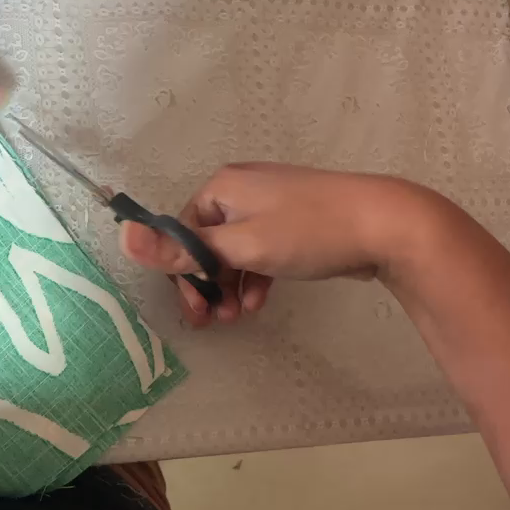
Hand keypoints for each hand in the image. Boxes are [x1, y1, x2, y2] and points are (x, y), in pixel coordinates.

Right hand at [120, 163, 428, 326]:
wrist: (387, 224)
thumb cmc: (307, 231)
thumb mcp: (240, 246)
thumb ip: (182, 249)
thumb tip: (123, 236)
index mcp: (222, 188)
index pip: (181, 234)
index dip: (182, 275)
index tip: (194, 310)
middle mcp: (241, 191)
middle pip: (205, 244)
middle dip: (207, 285)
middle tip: (214, 321)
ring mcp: (269, 207)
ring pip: (233, 253)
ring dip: (229, 287)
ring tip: (238, 316)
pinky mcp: (292, 224)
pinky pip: (258, 253)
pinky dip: (253, 278)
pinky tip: (258, 302)